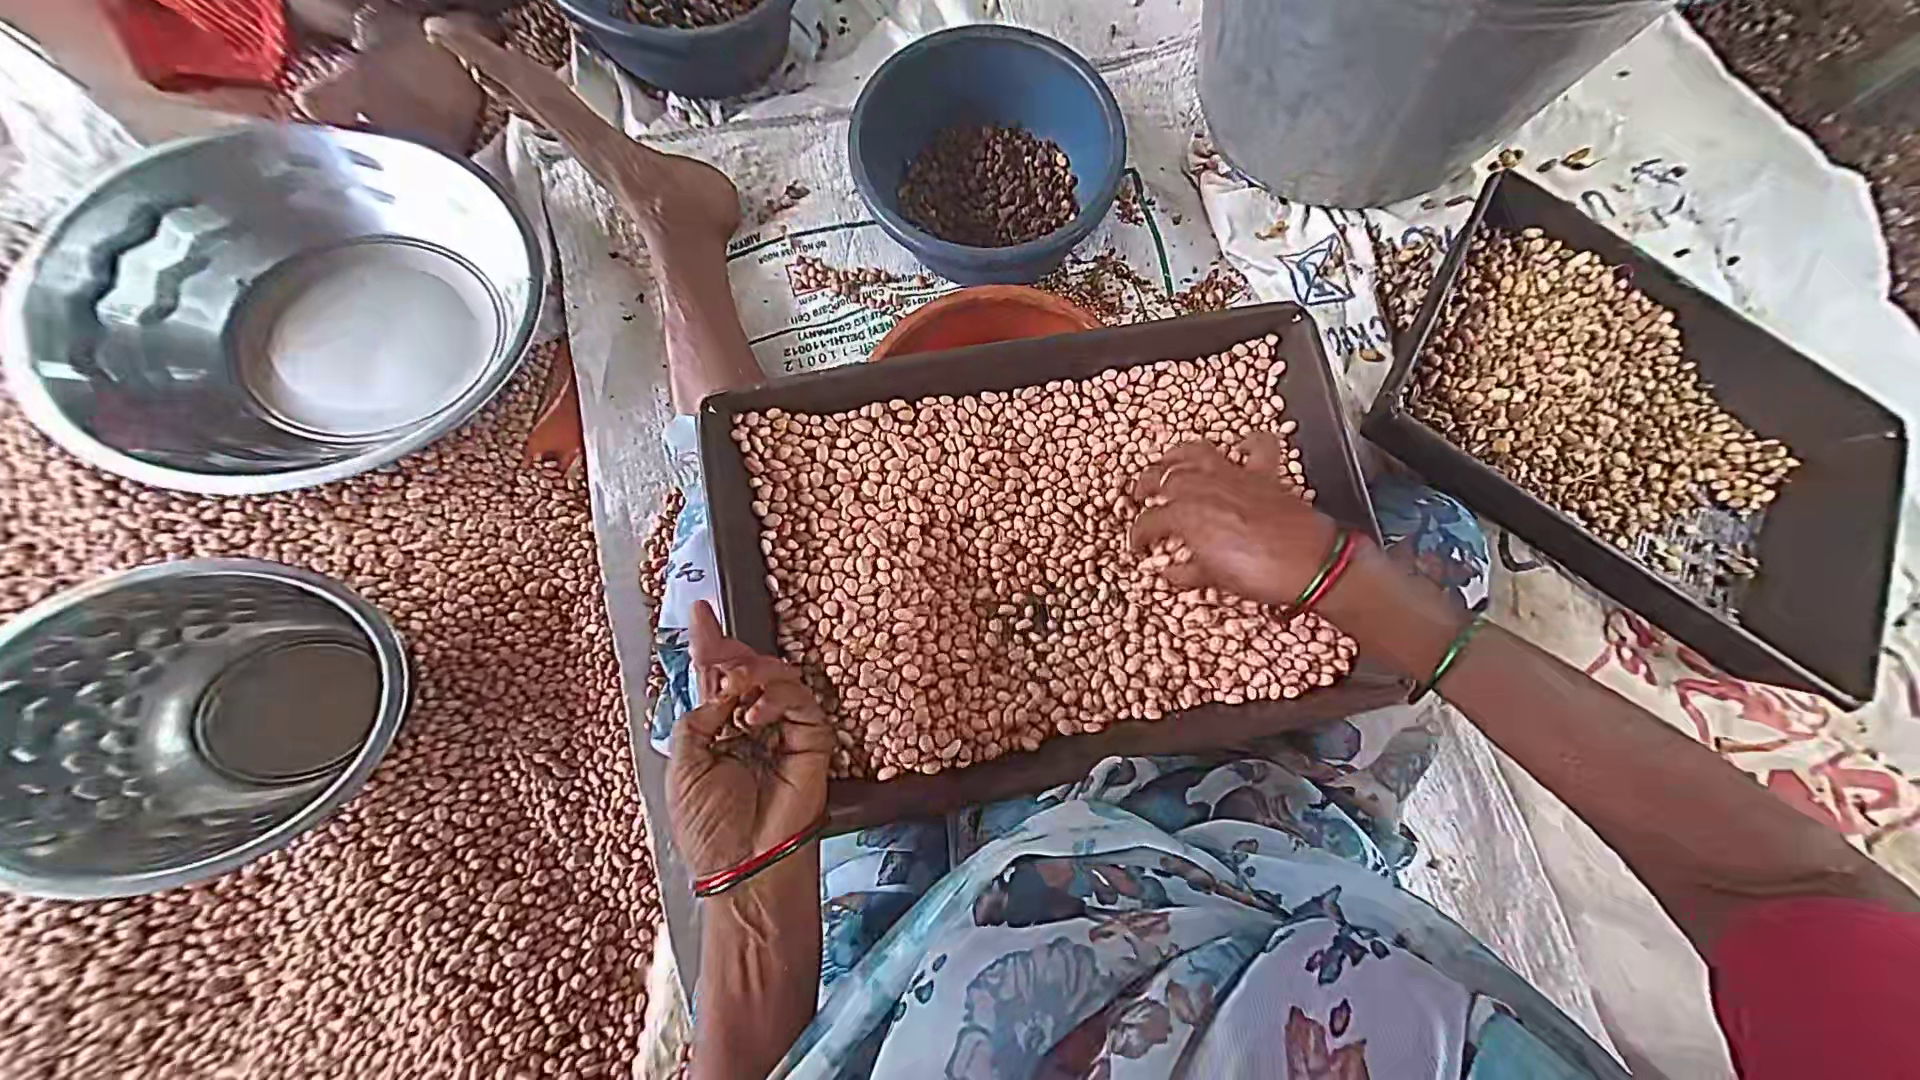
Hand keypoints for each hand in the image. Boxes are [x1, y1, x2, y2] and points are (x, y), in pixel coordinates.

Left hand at [423, 16, 740, 243]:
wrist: (691, 248)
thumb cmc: (691, 214)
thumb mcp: (702, 175)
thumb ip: (691, 162)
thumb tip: (694, 170)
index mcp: (594, 136)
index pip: (532, 88)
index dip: (488, 58)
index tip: (445, 32)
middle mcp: (585, 146)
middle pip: (524, 96)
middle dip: (486, 65)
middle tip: (448, 37)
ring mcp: (593, 159)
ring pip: (539, 112)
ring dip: (512, 87)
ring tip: (485, 63)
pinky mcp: (606, 170)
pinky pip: (561, 127)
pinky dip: (539, 107)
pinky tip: (534, 103)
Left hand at [667, 602, 831, 882]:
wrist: (742, 863)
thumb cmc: (709, 824)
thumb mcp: (684, 764)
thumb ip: (698, 716)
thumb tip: (717, 680)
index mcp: (722, 726)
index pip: (718, 676)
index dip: (710, 643)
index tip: (699, 611)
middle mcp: (754, 721)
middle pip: (749, 668)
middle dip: (732, 653)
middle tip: (720, 655)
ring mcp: (785, 728)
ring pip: (779, 675)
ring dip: (754, 674)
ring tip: (736, 693)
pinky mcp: (812, 736)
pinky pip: (800, 700)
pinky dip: (777, 697)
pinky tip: (755, 716)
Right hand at [1129, 436, 1341, 606]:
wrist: (1312, 564)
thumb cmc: (1261, 574)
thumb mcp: (1215, 579)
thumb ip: (1187, 573)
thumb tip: (1170, 572)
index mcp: (1186, 516)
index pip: (1149, 520)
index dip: (1139, 533)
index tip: (1138, 544)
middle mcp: (1204, 489)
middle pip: (1164, 479)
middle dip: (1147, 486)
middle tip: (1140, 494)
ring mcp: (1234, 477)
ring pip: (1196, 453)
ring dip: (1177, 455)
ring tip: (1168, 460)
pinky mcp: (1264, 476)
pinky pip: (1256, 447)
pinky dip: (1247, 443)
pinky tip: (1240, 444)